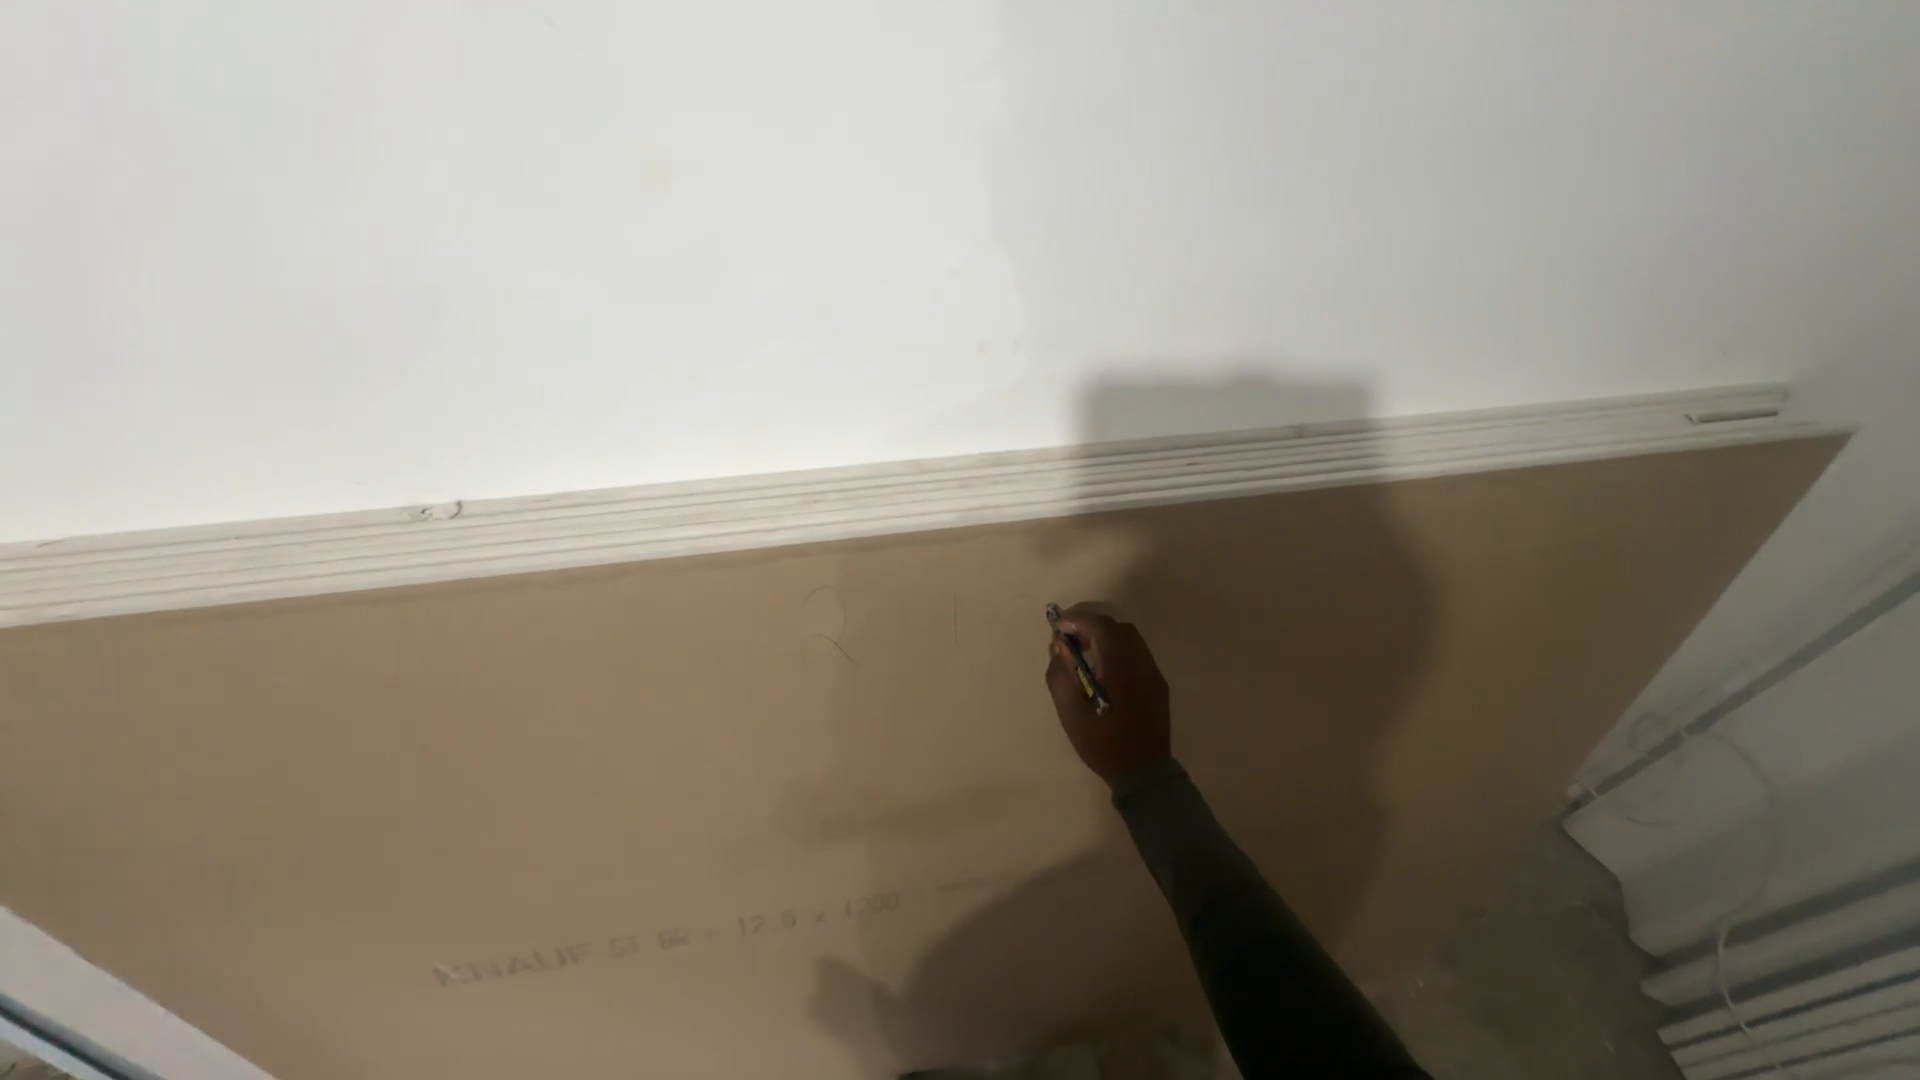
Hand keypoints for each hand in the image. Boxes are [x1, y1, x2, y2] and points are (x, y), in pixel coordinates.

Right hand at [1044, 607, 1170, 786]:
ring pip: (1131, 640)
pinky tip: (1105, 672)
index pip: (1102, 628)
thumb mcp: (1070, 713)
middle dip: (1092, 627)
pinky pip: (1138, 654)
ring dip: (1106, 638)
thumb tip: (1059, 648)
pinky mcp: (1158, 685)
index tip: (1060, 627)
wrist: (1143, 772)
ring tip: (1086, 656)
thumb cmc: (1102, 743)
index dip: (1079, 621)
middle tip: (1071, 641)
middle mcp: (1142, 664)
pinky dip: (1118, 651)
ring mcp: (1153, 674)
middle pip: (1119, 628)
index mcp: (1121, 669)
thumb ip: (1060, 675)